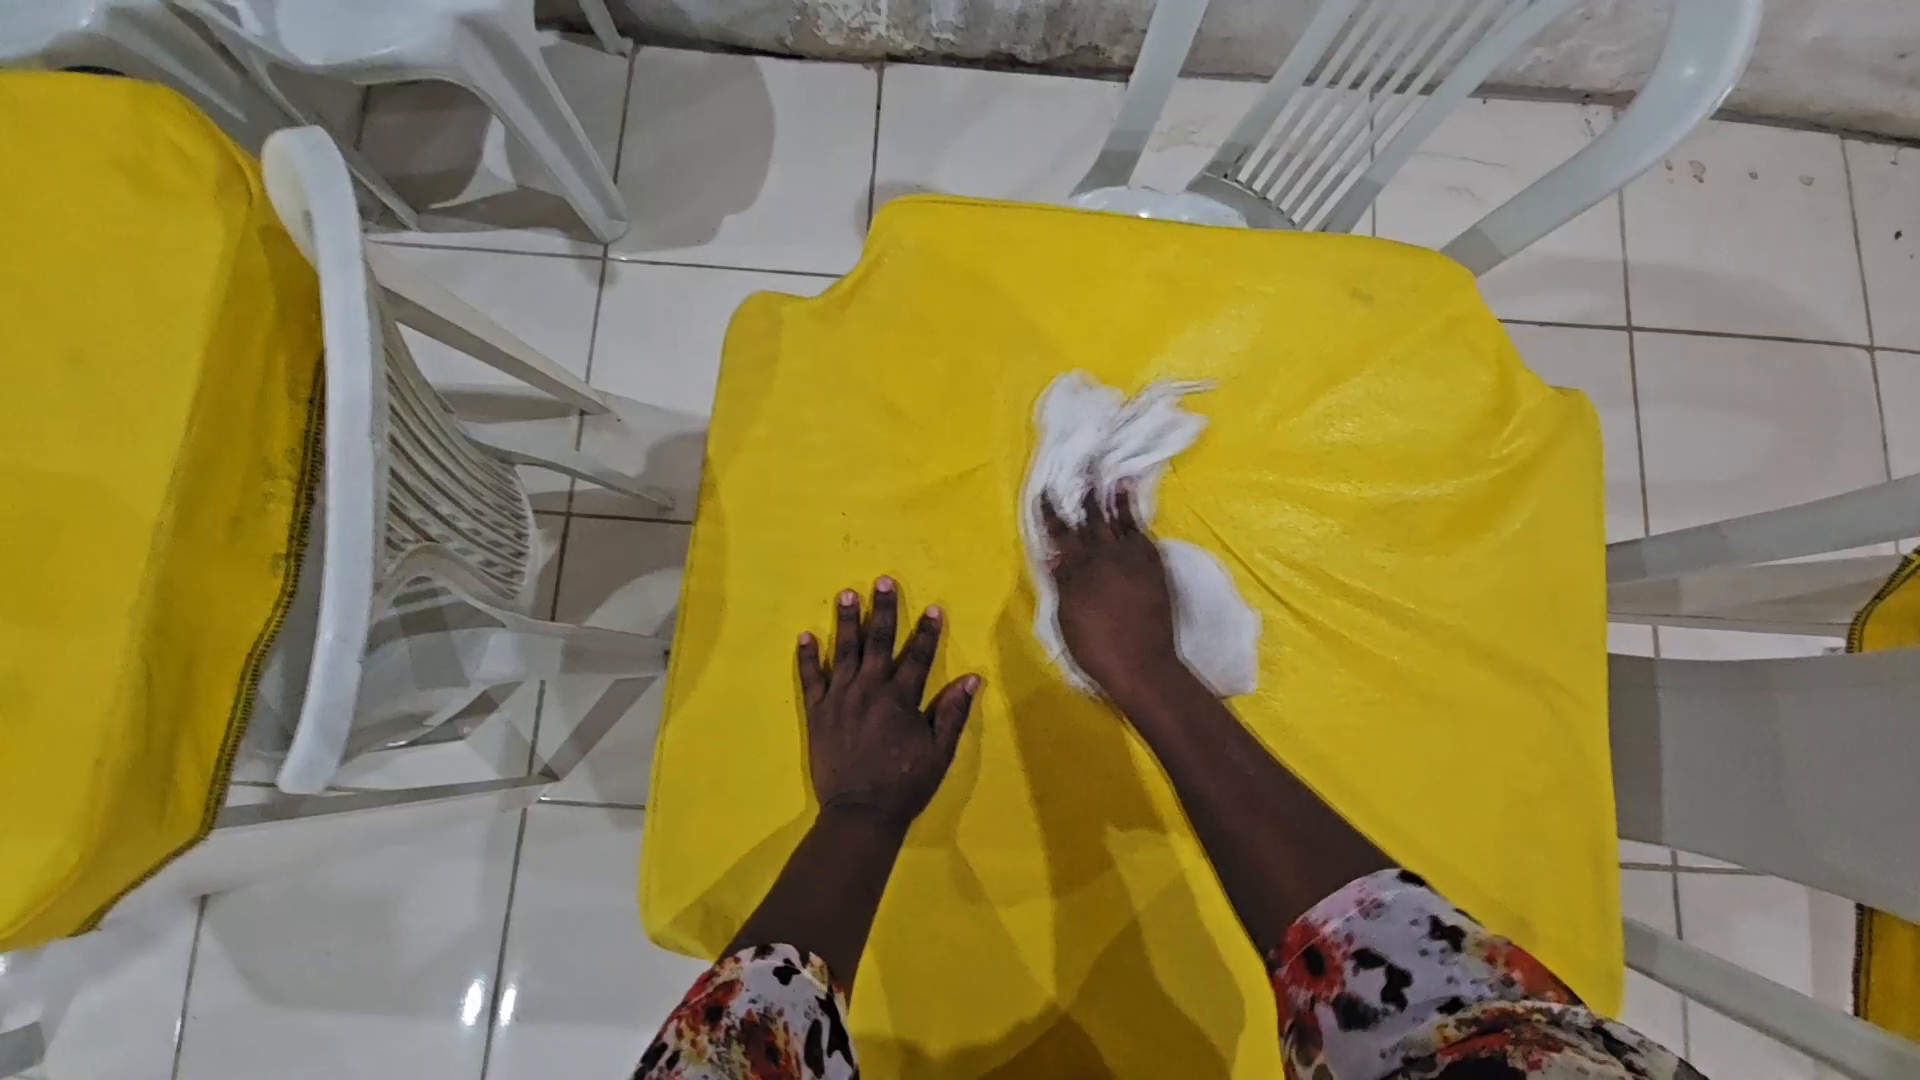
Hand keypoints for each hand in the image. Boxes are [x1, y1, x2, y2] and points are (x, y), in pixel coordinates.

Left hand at [796, 578, 980, 828]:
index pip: (918, 656)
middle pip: (878, 641)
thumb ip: (952, 713)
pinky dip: (808, 656)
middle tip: (882, 580)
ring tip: (846, 594)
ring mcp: (840, 698)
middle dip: (882, 609)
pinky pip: (811, 678)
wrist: (860, 813)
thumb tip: (971, 678)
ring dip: (846, 621)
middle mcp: (869, 690)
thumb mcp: (939, 752)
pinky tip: (806, 635)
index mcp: (900, 699)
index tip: (933, 608)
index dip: (927, 631)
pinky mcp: (817, 712)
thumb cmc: (905, 784)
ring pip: (844, 651)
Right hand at [1040, 484, 1183, 704]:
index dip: (1052, 513)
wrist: (1143, 665)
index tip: (1045, 492)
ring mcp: (1136, 561)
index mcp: (1082, 569)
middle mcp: (1108, 557)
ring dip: (1118, 500)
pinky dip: (1138, 522)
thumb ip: (1063, 581)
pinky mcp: (1156, 569)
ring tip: (1117, 478)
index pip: (1062, 533)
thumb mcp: (1068, 616)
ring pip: (1124, 522)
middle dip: (1088, 494)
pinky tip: (1135, 515)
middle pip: (1095, 519)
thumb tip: (1053, 553)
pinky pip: (1145, 537)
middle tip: (1087, 468)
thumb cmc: (1097, 647)